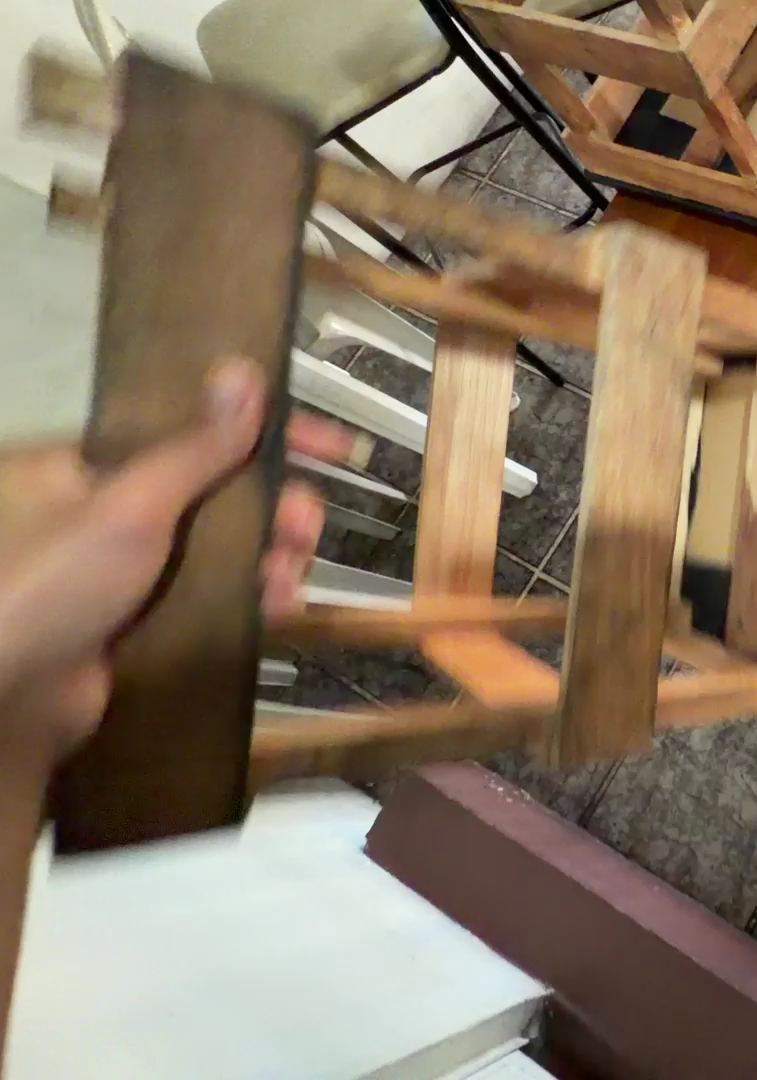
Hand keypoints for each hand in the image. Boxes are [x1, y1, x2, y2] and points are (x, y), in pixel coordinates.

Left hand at [0, 361, 355, 768]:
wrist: (2, 703)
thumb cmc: (49, 585)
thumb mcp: (130, 508)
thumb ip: (196, 448)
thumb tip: (242, 373)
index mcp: (91, 469)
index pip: (199, 434)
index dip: (272, 437)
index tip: (336, 448)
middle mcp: (115, 510)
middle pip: (231, 493)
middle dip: (282, 512)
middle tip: (306, 531)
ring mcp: (138, 563)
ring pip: (238, 543)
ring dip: (278, 558)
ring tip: (287, 583)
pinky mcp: (158, 608)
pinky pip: (229, 587)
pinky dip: (261, 593)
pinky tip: (277, 605)